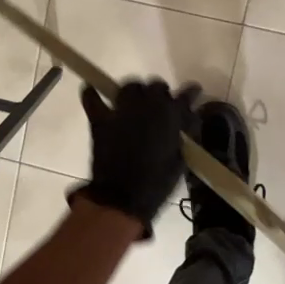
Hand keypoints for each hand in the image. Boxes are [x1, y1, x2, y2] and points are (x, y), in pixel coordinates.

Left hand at [70, 79, 198, 237]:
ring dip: (133, 92)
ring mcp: (122, 110)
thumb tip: (186, 120)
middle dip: (159, 93)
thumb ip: (184, 135)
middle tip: (157, 106)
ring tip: (132, 102)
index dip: (191, 93)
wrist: (123, 198)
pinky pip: (92, 98)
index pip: (186, 95)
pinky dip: (91, 95)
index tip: (193, 92)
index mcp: (171, 116)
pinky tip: (93, 94)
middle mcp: (148, 105)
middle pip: (156, 86)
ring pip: (129, 87)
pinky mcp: (100, 119)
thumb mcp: (180, 159)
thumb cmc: (157, 183)